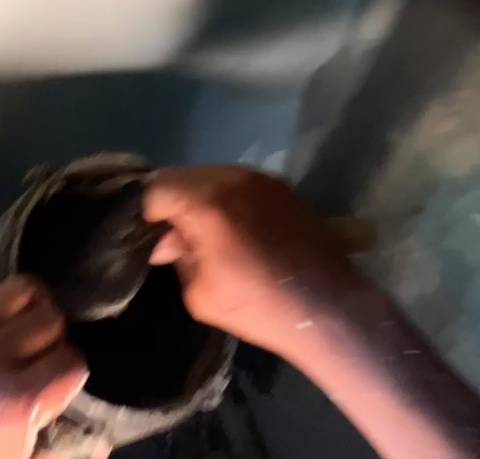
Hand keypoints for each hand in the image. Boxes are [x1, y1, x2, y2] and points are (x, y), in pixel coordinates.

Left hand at [0, 249, 87, 458]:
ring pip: (19, 288)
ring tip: (30, 316)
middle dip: (55, 336)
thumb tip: (103, 442)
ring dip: (32, 300)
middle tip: (45, 353)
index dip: (73, 371)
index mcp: (18, 399)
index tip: (64, 381)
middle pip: (50, 318)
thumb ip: (60, 452)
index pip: (72, 362)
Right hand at [144, 165, 363, 358]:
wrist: (329, 307)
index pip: (156, 188)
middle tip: (176, 231)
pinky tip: (237, 224)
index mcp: (205, 203)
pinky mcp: (278, 182)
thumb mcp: (201, 293)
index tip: (154, 234)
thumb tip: (165, 240)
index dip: (149, 212)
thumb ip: (178, 256)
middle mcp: (229, 177)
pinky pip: (236, 179)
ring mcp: (257, 176)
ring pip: (208, 173)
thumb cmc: (259, 306)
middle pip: (180, 174)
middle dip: (172, 199)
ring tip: (208, 228)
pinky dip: (226, 195)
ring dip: (199, 195)